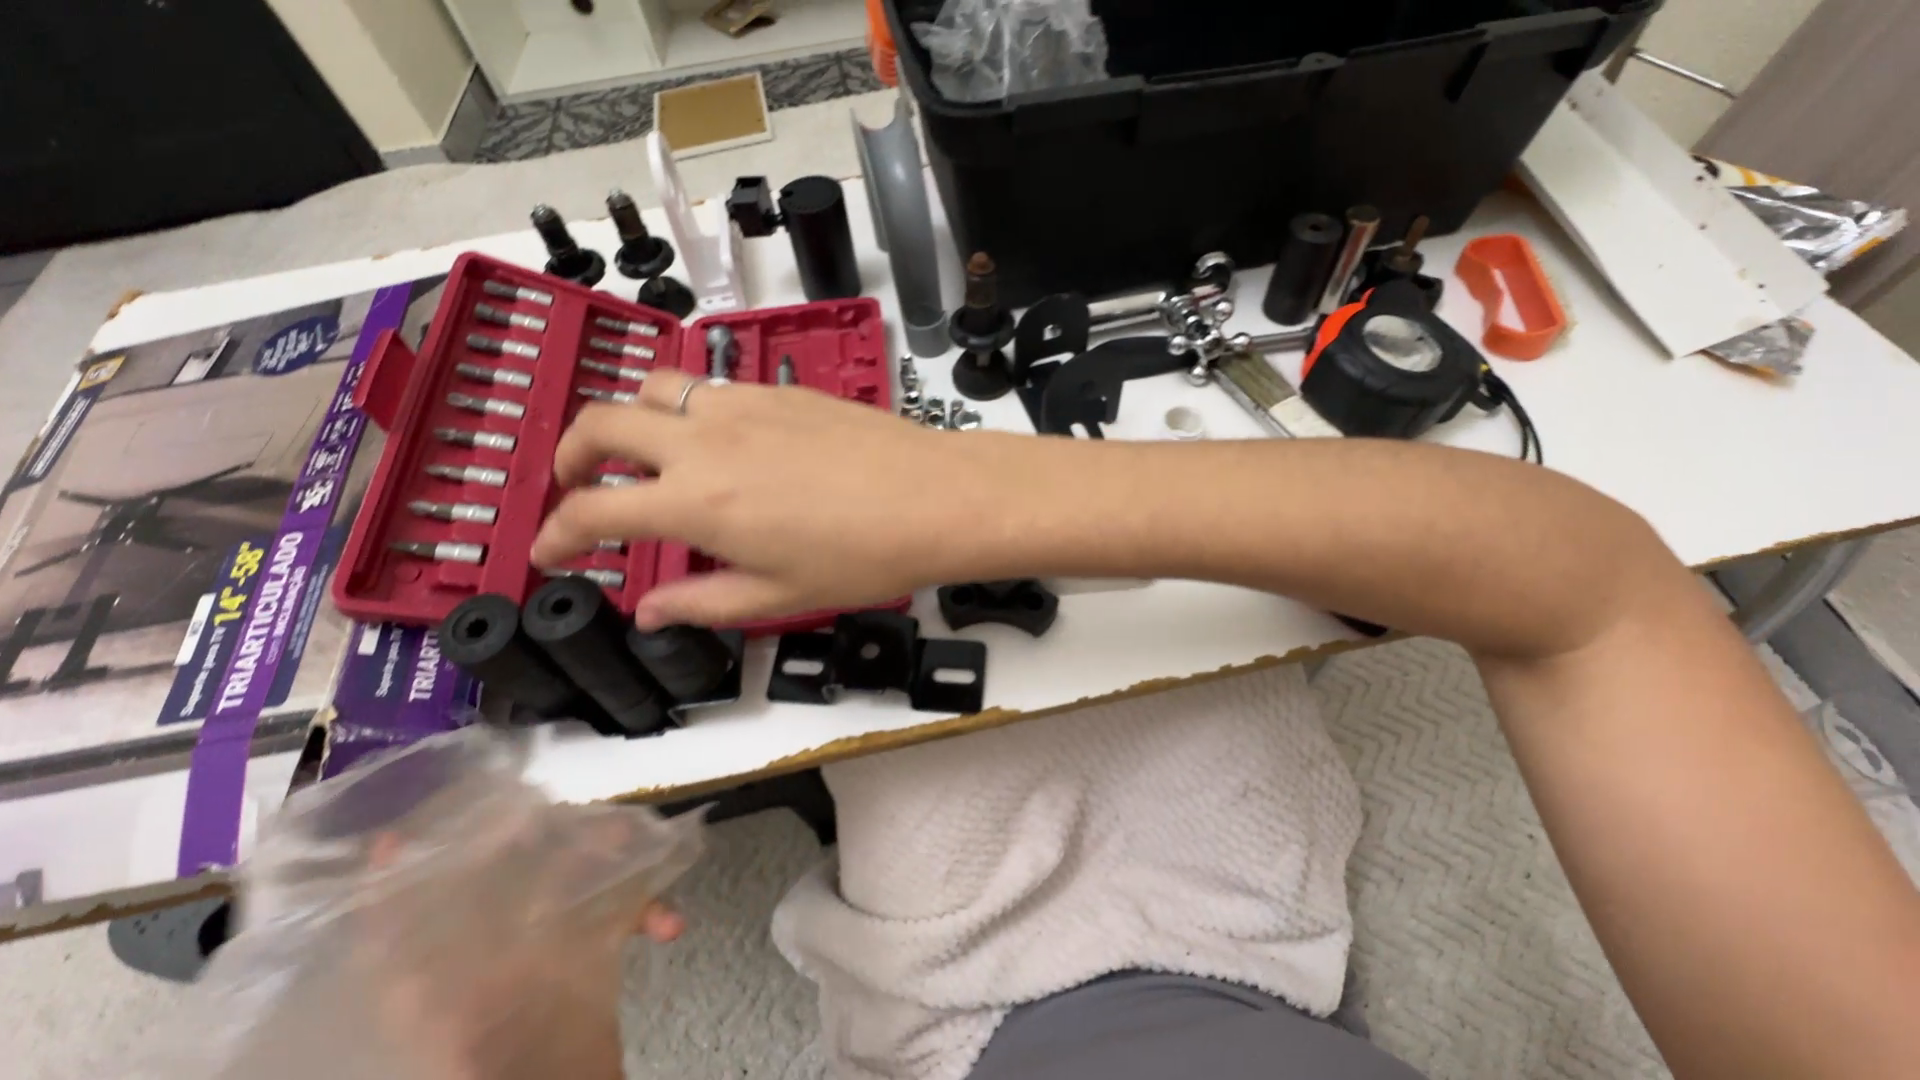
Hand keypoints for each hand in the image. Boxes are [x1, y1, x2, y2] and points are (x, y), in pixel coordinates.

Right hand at [531, 368, 1046, 627]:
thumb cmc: (863, 557)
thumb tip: (647, 610)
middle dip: (570, 456)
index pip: (594, 512)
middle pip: (600, 423)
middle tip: (577, 488)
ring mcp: (740, 405)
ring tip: (640, 455)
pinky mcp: (775, 390)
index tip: (549, 552)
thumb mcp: (778, 597)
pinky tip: (711, 439)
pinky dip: (684, 407)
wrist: (936, 497)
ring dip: (627, 419)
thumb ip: (700, 602)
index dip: (557, 536)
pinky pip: (706, 384)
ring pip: (651, 387)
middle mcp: (704, 442)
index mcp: (696, 504)